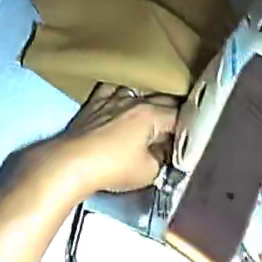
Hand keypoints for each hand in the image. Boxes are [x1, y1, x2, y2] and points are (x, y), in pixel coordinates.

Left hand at [21, 83, 177, 199]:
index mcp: (151, 114)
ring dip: (147, 102)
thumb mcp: (149, 171)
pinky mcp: (93, 103)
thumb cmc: (113, 167)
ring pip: (137, 92)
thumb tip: (162, 151)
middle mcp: (133, 100)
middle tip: (176, 132)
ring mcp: (111, 98)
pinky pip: (111, 90)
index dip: (188, 128)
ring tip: (152, 117)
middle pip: (161, 100)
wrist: (72, 162)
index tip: (190, 139)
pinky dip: (120, 94)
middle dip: (172, 114)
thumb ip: (162, 159)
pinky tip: (121, 101)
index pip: (180, 116)